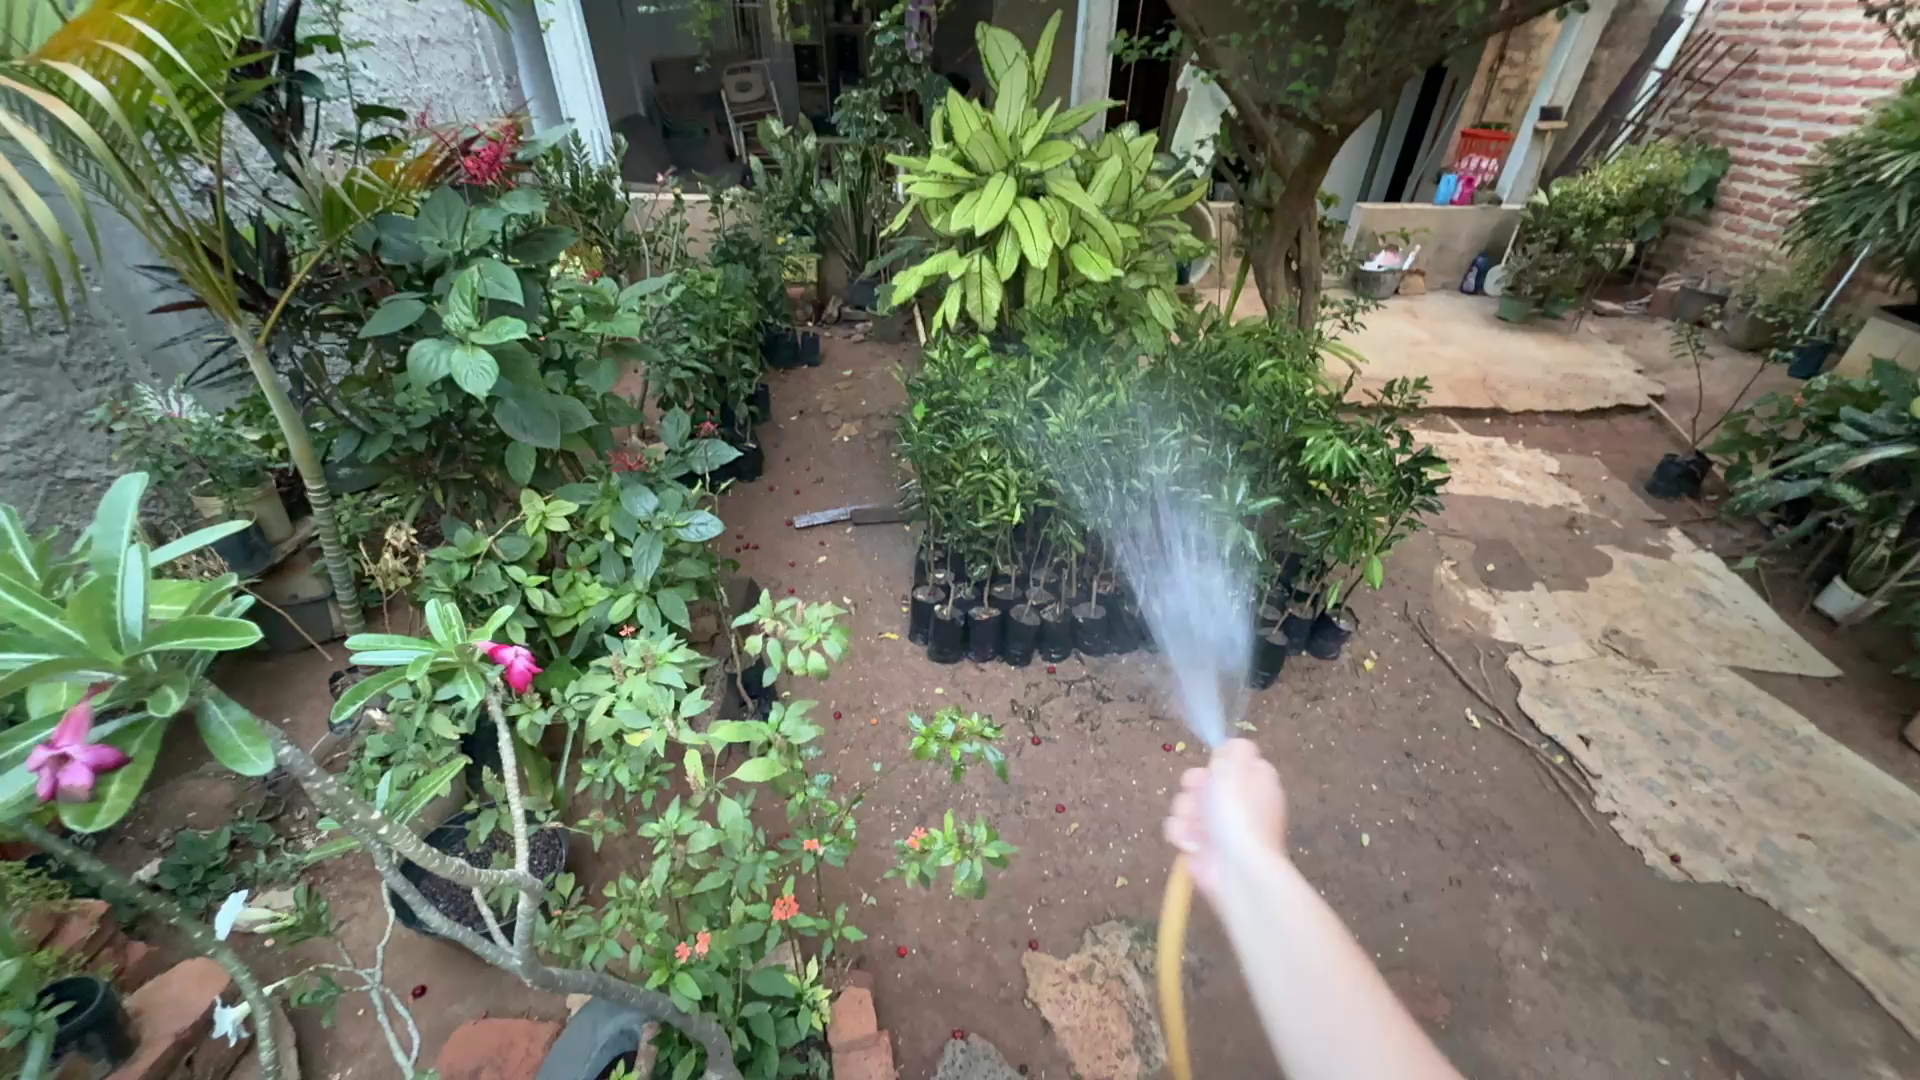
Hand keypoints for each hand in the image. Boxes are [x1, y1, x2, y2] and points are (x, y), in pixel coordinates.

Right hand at [1163, 739, 1287, 897]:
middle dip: (1194, 785)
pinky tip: (1191, 842)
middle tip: (1198, 791)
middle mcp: (1237, 803)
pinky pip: (1179, 828)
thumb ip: (1236, 749)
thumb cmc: (1239, 813)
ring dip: (1185, 812)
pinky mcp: (1199, 845)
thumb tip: (1231, 747)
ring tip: (1196, 826)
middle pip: (1202, 780)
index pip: (1232, 762)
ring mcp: (1217, 825)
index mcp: (1254, 783)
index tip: (1215, 767)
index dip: (1220, 763)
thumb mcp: (1238, 768)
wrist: (1236, 868)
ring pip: (1186, 803)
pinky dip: (1182, 833)